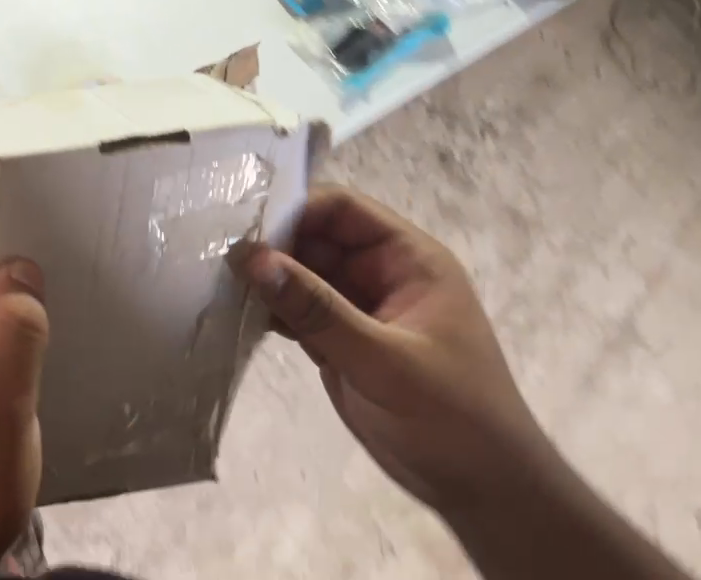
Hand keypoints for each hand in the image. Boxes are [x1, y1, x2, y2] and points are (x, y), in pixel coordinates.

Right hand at [231, 186, 560, 513]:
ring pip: (295, 271)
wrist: (482, 492)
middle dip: (268, 246)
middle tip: (219, 259)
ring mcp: (356, 306)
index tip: (246, 230)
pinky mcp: (336, 336)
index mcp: (409, 261)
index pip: (341, 208)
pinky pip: (292, 305)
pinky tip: (235, 314)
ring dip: (261, 278)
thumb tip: (251, 256)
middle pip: (310, 236)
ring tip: (217, 284)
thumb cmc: (452, 419)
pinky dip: (265, 308)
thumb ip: (316, 308)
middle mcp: (379, 274)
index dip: (294, 210)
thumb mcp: (384, 361)